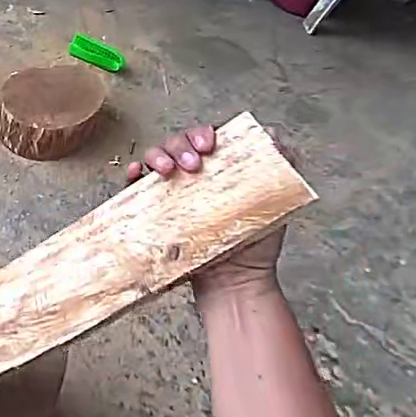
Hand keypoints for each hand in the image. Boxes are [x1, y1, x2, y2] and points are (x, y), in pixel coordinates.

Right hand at [128, 124, 283, 301]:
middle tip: (192, 164)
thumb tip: (274, 134)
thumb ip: (281, 167)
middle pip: (178, 142)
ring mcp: (172, 190)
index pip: (205, 137)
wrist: (236, 283)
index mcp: (218, 164)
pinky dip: (134, 174)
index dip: (202, 133)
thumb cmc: (256, 244)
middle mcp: (192, 173)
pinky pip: (137, 186)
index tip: (210, 146)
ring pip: (156, 157)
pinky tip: (136, 173)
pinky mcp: (155, 209)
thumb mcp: (275, 201)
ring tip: (166, 171)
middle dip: (181, 145)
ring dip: (158, 155)